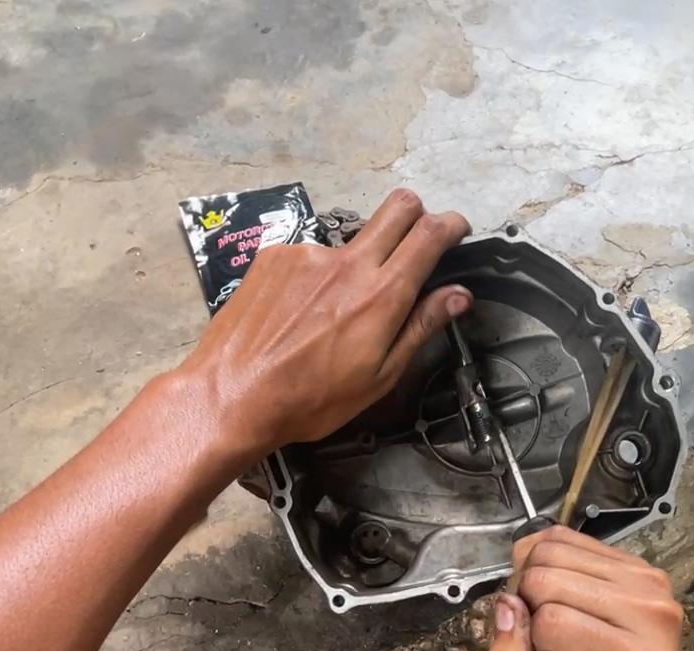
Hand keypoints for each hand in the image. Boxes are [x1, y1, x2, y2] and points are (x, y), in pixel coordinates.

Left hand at [179, 189, 471, 453]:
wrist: (234, 394)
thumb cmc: (311, 399)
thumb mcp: (379, 376)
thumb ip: (420, 327)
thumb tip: (459, 294)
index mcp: (381, 295)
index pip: (430, 234)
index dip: (452, 224)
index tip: (457, 230)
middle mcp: (348, 262)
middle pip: (398, 207)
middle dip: (417, 215)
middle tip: (416, 245)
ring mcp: (308, 253)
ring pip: (351, 239)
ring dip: (359, 261)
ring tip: (335, 313)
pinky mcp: (275, 256)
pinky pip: (311, 254)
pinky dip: (318, 276)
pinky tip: (301, 312)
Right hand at [483, 527, 693, 650]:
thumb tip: (505, 606)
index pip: (553, 622)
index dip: (531, 640)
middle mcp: (654, 615)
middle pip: (547, 577)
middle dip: (525, 602)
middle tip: (537, 632)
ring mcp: (649, 582)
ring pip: (552, 548)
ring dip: (531, 576)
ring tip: (545, 609)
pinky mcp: (640, 562)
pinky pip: (567, 537)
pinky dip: (545, 558)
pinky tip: (555, 588)